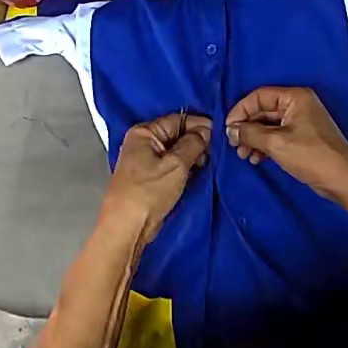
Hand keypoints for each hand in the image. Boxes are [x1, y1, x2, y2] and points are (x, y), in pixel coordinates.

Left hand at [102, 113, 211, 242]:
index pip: (178, 119)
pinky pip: (173, 165)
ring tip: (206, 164)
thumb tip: (205, 131)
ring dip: (192, 156)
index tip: (219, 134)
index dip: (200, 125)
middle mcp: (143, 143)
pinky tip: (197, 172)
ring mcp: (146, 160)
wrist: (128, 228)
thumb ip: (194, 143)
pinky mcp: (151, 177)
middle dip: (197, 141)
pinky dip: (185, 167)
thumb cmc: (149, 192)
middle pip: (177, 134)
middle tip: (214, 152)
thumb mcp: (177, 164)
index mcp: (144, 133)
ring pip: (177, 151)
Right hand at [224, 86, 347, 196]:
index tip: (228, 129)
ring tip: (244, 156)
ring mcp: (302, 120)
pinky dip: (265, 145)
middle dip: (247, 128)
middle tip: (234, 146)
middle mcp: (299, 104)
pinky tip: (256, 158)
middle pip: (263, 110)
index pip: (259, 96)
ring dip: (254, 139)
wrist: (341, 178)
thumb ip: (250, 133)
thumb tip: (231, 129)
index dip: (241, 111)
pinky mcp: (302, 136)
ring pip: (268, 124)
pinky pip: (277, 135)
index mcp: (295, 97)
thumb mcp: (276, 143)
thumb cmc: (312, 156)